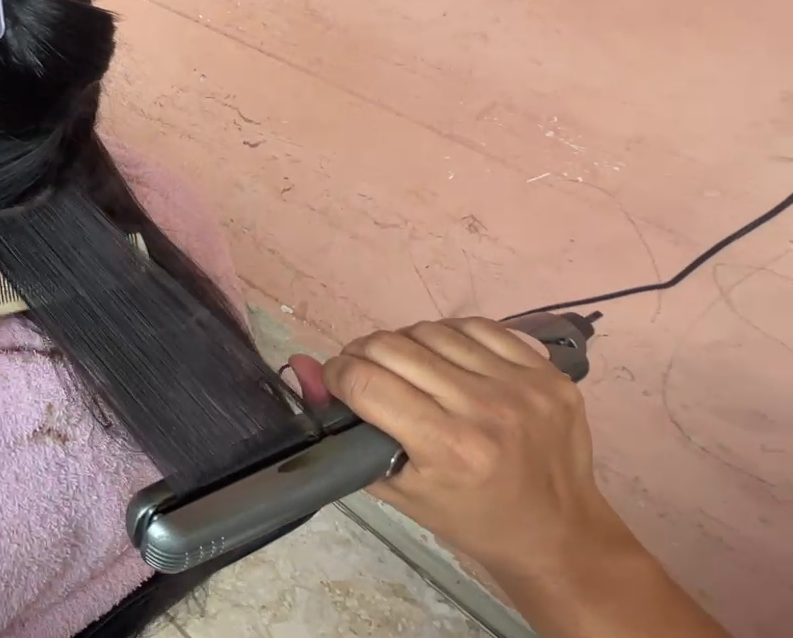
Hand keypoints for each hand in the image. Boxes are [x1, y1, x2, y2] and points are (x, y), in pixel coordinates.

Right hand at [288, 318, 629, 579]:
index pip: (362, 380)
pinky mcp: (548, 374)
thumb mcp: (390, 482)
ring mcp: (523, 388)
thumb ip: (338, 423)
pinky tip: (444, 360)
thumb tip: (300, 364)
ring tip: (407, 370)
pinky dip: (446, 336)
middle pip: (388, 346)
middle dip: (361, 356)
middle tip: (366, 378)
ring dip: (403, 345)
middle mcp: (487, 411)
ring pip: (425, 330)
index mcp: (448, 447)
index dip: (336, 376)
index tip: (338, 388)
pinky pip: (474, 326)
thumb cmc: (465, 516)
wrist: (561, 535)